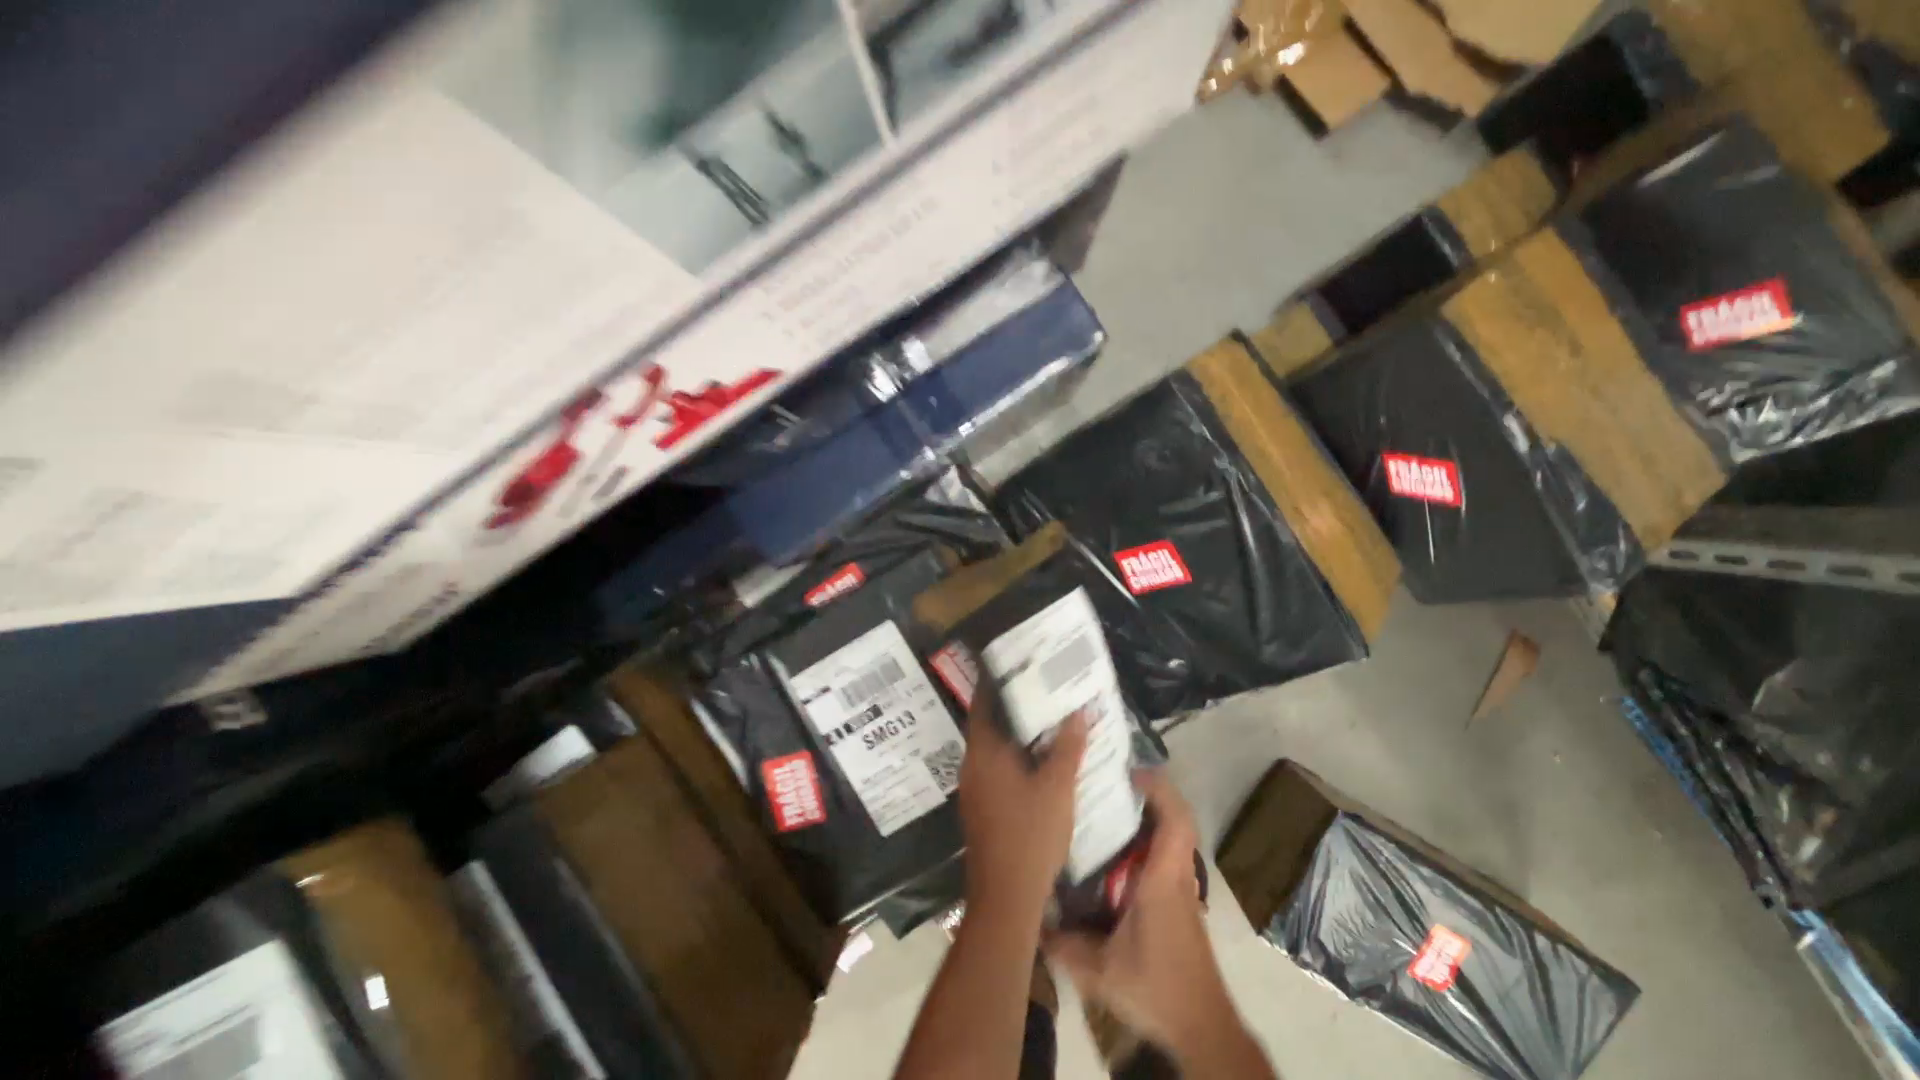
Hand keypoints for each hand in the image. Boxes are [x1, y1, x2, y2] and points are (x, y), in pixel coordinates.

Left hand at [957, 682, 1087, 915]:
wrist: (1006, 896)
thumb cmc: (1031, 835)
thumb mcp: (1057, 788)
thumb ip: (1067, 747)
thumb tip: (1077, 712)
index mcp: (984, 753)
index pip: (984, 704)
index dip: (998, 682)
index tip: (1019, 664)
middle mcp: (972, 766)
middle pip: (991, 726)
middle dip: (1017, 709)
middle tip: (1047, 691)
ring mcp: (975, 790)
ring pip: (996, 752)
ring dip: (1020, 737)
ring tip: (1053, 723)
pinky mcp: (983, 810)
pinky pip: (999, 772)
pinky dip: (1019, 761)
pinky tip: (1045, 763)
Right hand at [1045, 770, 1237, 1058]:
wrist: (1201, 1026)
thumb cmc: (1156, 988)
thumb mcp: (1100, 971)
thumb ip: (1063, 945)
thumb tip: (1031, 922)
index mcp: (1163, 879)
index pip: (1176, 819)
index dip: (1159, 788)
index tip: (1129, 772)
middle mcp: (1177, 878)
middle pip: (1174, 823)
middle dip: (1145, 799)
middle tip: (1105, 788)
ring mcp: (1182, 894)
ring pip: (1170, 844)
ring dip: (1145, 825)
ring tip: (1101, 818)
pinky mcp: (1180, 910)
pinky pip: (1164, 864)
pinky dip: (1142, 852)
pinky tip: (1110, 866)